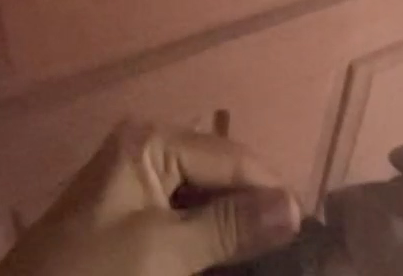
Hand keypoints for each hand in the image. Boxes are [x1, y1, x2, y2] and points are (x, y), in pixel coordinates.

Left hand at [0, 120, 303, 275]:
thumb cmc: (92, 275)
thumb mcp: (165, 253)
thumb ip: (229, 227)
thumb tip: (294, 207)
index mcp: (150, 141)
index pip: (229, 155)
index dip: (270, 187)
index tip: (310, 227)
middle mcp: (143, 148)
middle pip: (216, 171)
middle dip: (252, 205)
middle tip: (292, 243)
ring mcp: (131, 182)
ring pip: (200, 195)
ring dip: (231, 224)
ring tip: (268, 251)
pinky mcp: (123, 217)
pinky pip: (179, 215)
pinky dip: (204, 236)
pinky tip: (226, 257)